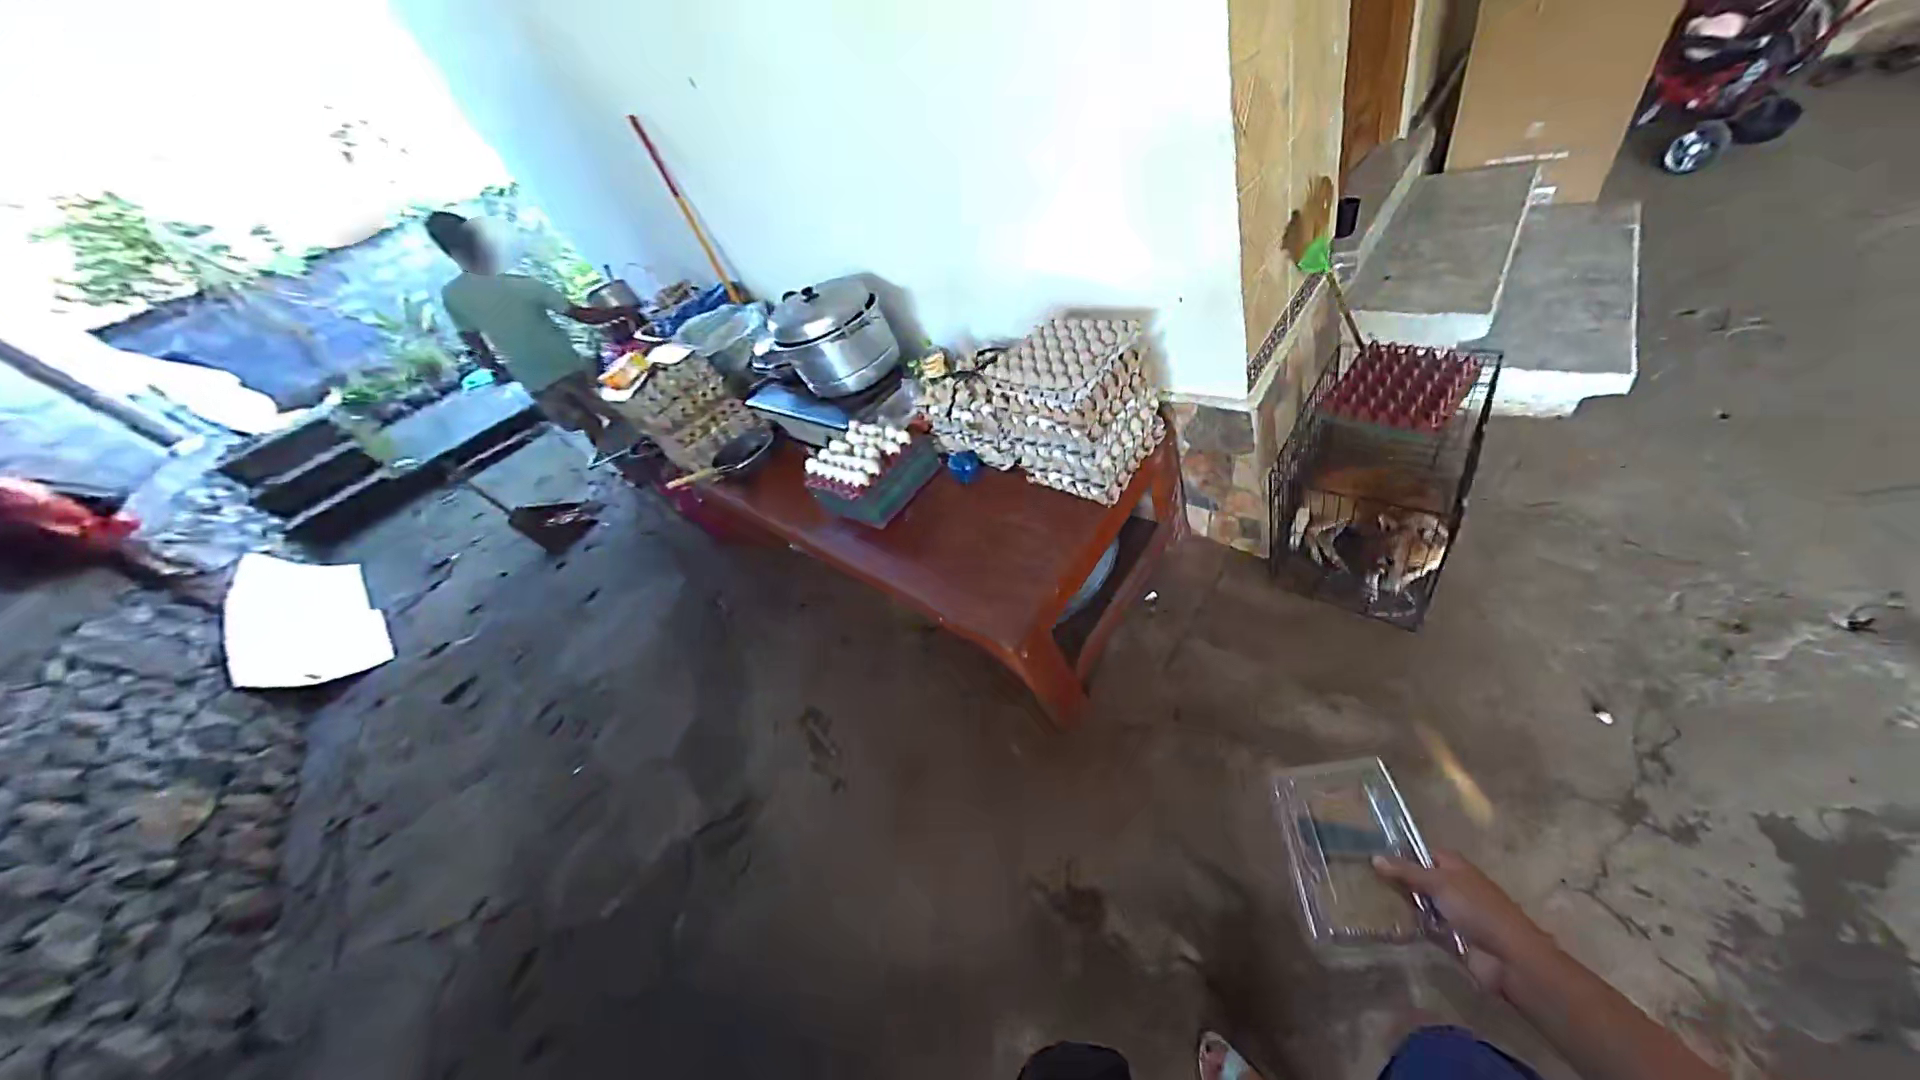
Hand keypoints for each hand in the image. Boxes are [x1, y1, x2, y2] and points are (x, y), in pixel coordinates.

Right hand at [1373, 849, 1552, 994]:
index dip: (1401, 854)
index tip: (1374, 857)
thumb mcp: (1438, 883)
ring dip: (1402, 904)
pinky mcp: (1452, 938)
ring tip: (1369, 900)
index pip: (1423, 853)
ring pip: (1421, 904)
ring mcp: (1454, 914)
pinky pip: (1425, 927)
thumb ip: (1406, 871)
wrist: (1511, 959)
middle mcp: (1455, 887)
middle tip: (1365, 879)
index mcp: (1456, 867)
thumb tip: (1374, 856)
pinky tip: (1387, 923)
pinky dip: (1411, 926)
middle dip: (1397, 880)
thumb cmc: (1477, 910)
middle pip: (1420, 879)